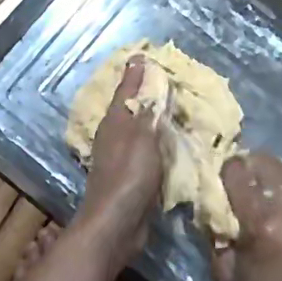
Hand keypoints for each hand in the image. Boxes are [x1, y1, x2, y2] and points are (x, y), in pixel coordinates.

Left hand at [79, 56, 163, 250]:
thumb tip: (146, 72)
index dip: (134, 74)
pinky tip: (167, 142)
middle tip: (161, 77)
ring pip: (136, 129)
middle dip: (141, 93)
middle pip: (128, 108)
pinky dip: (156, 141)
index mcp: (113, 122)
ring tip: (168, 106)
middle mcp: (113, 136)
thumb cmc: (129, 176)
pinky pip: (145, 150)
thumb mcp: (142, 136)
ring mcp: (119, 158)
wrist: (117, 224)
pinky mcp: (129, 178)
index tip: (144, 56)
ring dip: (149, 117)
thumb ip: (147, 108)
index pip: (124, 90)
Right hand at [214, 153, 281, 280]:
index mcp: (263, 222)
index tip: (223, 186)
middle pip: (265, 162)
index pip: (237, 169)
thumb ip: (216, 237)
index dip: (226, 174)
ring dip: (276, 182)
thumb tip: (210, 210)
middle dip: (251, 172)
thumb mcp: (229, 277)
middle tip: (245, 191)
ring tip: (273, 205)